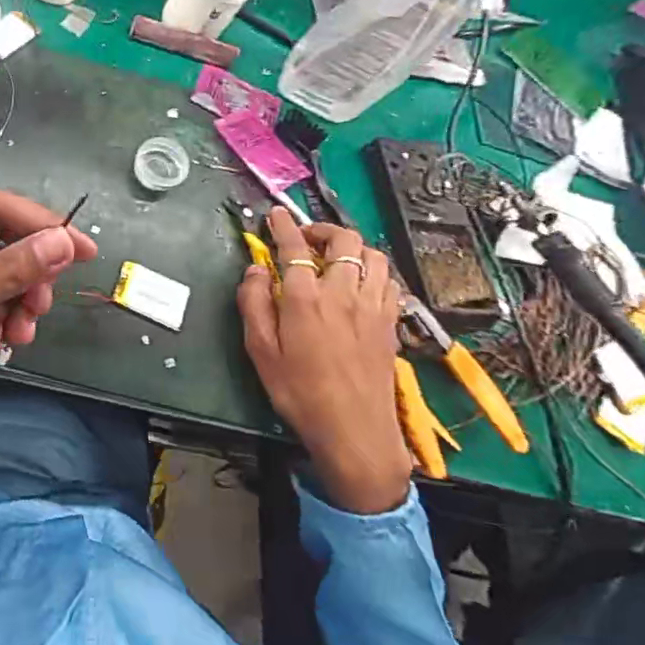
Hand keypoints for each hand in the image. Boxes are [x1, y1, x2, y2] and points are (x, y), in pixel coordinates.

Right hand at [237, 208, 408, 513]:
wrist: (354, 429)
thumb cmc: (298, 392)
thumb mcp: (259, 350)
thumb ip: (253, 303)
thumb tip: (256, 270)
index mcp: (305, 299)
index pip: (294, 247)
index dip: (283, 225)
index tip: (275, 214)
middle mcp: (344, 293)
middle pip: (343, 240)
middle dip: (321, 228)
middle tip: (303, 236)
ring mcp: (373, 305)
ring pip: (372, 254)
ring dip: (351, 246)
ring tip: (332, 256)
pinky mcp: (390, 320)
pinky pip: (388, 278)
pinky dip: (372, 268)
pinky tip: (359, 281)